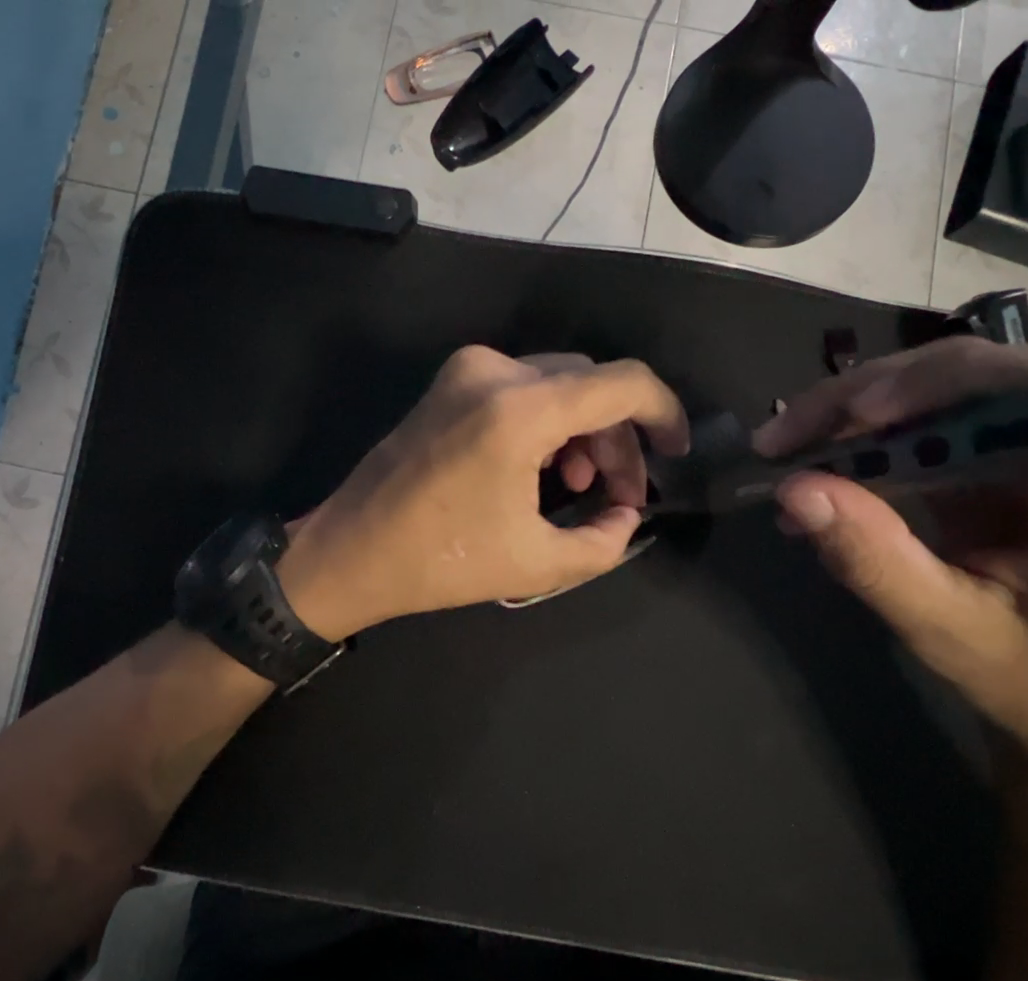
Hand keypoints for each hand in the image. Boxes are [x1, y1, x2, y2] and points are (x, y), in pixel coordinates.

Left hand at [275, 346, 689, 638]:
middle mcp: (496, 372)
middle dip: (619, 437)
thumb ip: (604, 540)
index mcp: (521, 409)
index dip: (664, 413)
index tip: (676, 452)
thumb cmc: (441, 561)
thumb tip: (627, 516)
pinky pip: (522, 387)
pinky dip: (547, 421)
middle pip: (591, 383)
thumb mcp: (537, 562)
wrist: (352, 551)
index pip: (624, 382)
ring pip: (558, 382)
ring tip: (581, 487)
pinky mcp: (449, 383)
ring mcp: (467, 371)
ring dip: (584, 429)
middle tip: (621, 495)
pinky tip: (544, 469)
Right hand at [755, 337, 1027, 780]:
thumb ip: (876, 562)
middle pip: (1008, 374)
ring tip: (793, 438)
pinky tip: (826, 452)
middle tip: (794, 428)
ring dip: (873, 402)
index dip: (963, 382)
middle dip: (891, 389)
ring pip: (972, 382)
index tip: (862, 411)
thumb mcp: (945, 633)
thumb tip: (793, 489)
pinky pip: (953, 413)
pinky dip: (881, 427)